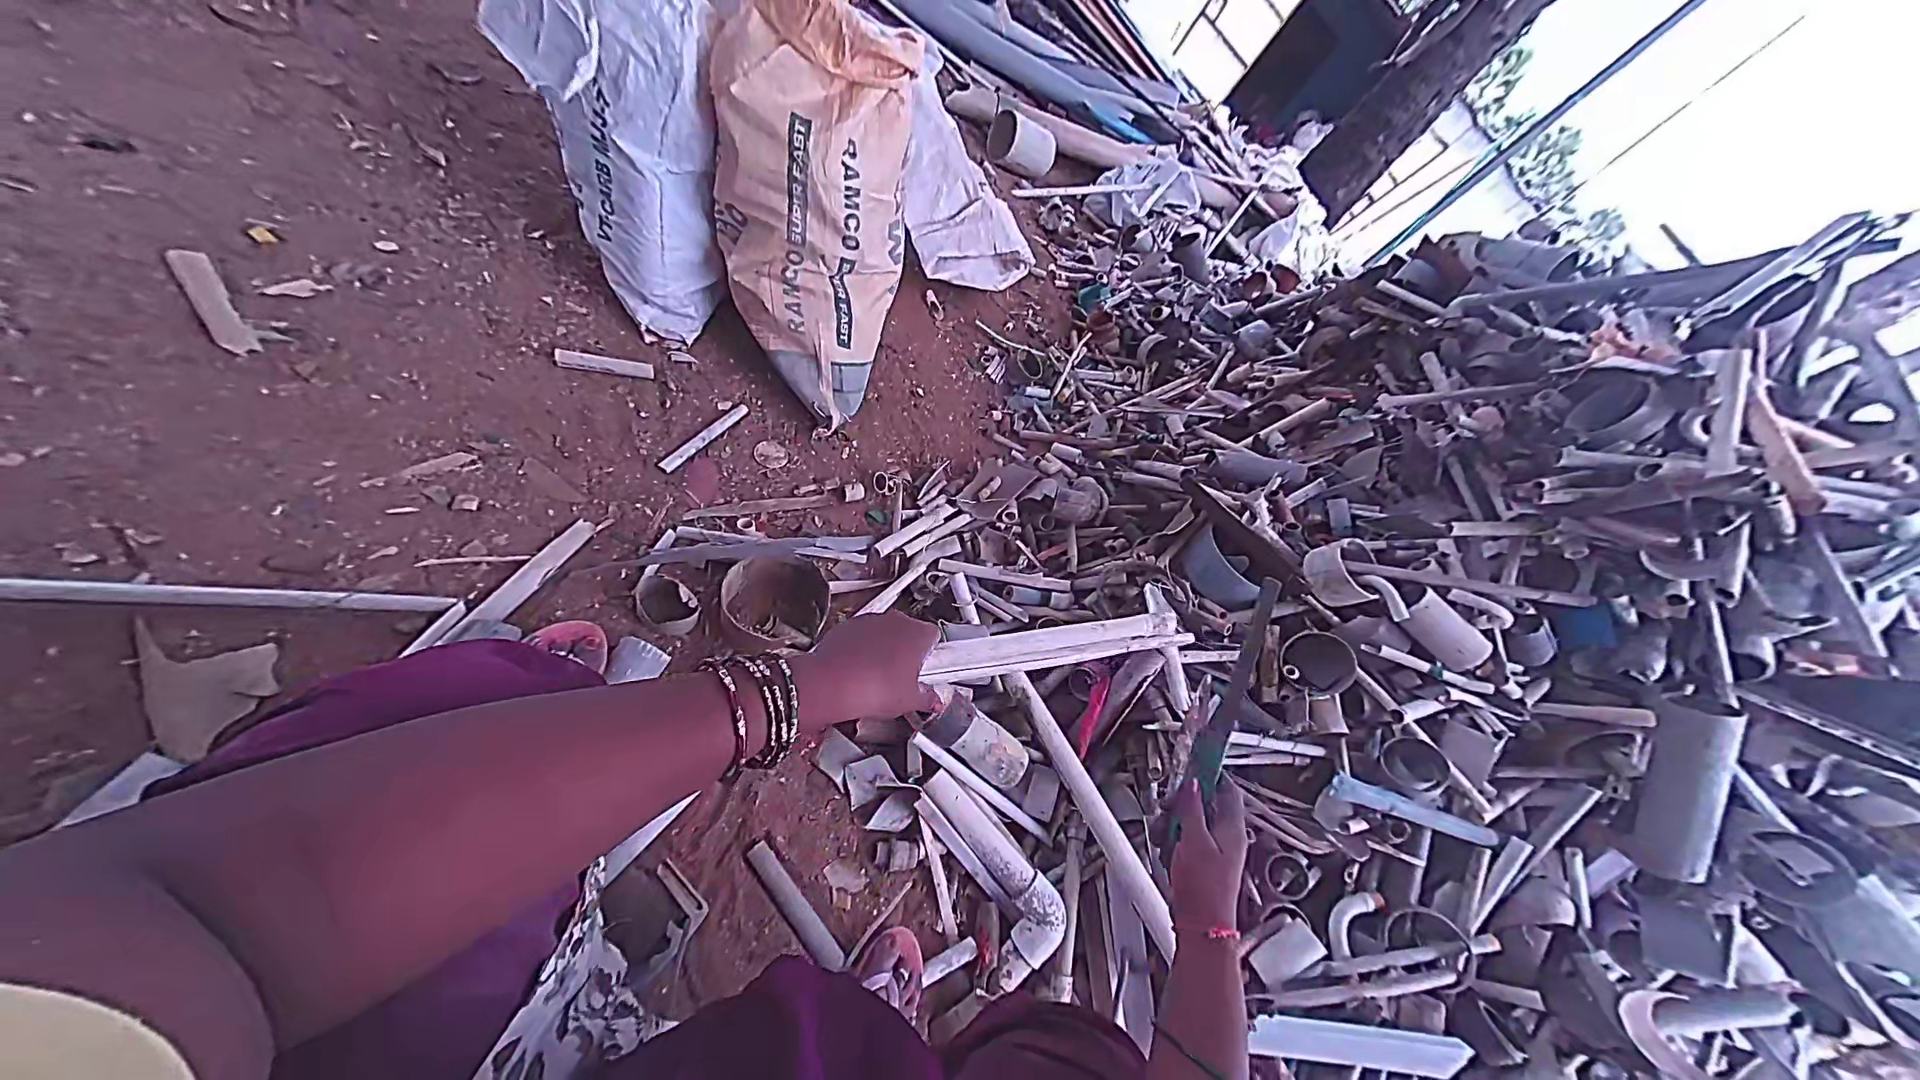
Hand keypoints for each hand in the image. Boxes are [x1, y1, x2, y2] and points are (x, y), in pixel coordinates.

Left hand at [793, 612, 940, 730]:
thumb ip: (927, 698)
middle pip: (910, 632)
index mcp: (918, 634)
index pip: (935, 638)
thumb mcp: (909, 701)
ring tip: (880, 679)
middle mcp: (896, 621)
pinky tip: (860, 672)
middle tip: (905, 678)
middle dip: (908, 652)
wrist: (831, 685)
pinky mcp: (848, 627)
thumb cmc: (871, 687)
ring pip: (885, 633)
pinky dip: (862, 650)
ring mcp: (871, 621)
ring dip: (884, 649)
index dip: (932, 656)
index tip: (927, 671)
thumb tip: (932, 700)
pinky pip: (862, 636)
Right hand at [1169, 777, 1249, 933]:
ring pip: (1193, 821)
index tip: (1196, 764)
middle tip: (1171, 805)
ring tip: (1167, 832)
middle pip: (1206, 805)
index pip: (1227, 790)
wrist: (1200, 928)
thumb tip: (1193, 786)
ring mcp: (1216, 851)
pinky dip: (1174, 838)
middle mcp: (1228, 838)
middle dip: (1185, 802)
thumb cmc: (1204, 891)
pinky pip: (1187, 839)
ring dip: (1176, 822)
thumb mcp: (1193, 840)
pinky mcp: (1203, 863)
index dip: (1211, 774)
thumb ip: (1192, 809)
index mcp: (1233, 829)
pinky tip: (1168, 848)